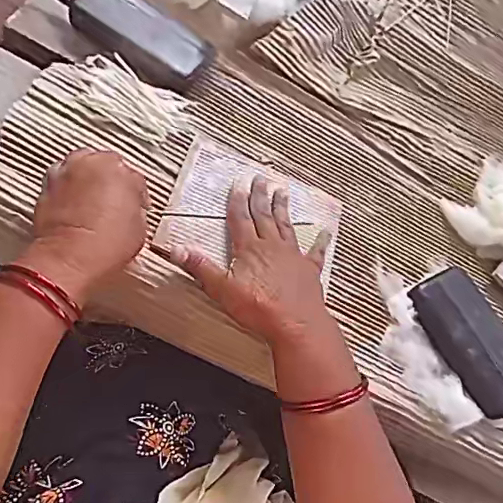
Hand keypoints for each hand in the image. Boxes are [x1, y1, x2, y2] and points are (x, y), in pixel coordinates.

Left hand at [19, 149, 148, 302]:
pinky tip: (73, 211)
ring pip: (80, 171)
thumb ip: (136, 209)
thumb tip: (131, 212)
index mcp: (122, 170)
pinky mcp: (46, 186)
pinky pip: (61, 184)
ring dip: (86, 183)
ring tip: (91, 207)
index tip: (134, 209)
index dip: (136, 196)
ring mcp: (66, 171)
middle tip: (113, 205)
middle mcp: (92, 163)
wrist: (71, 258)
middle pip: (105, 166)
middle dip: (109, 183)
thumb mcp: (139, 229)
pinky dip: (67, 193)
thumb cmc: (104, 244)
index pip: (134, 178)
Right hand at [173, 174, 334, 344]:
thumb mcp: (222, 289)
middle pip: (264, 216)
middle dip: (260, 196)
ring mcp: (292, 257)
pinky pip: (315, 252)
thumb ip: (201, 267)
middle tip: (261, 179)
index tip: (239, 184)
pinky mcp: (309, 271)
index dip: (238, 200)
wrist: (295, 323)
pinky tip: (324, 232)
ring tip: (282, 192)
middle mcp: (272, 247)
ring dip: (283, 209)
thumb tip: (178, 250)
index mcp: (250, 249)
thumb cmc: (259, 308)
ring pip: (286, 226)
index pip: (241, 219)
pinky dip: (319, 241)